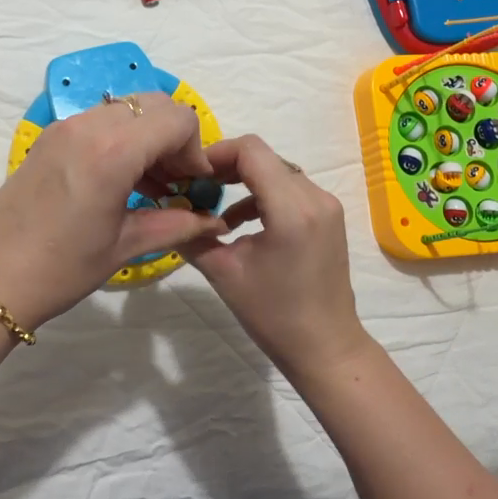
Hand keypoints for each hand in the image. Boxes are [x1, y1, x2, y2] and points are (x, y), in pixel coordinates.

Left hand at [0, 94, 227, 327]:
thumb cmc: (62, 269)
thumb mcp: (126, 247)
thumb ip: (176, 224)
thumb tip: (212, 220)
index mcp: (113, 151)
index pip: (178, 119)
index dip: (195, 149)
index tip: (192, 185)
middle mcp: (89, 125)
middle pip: (155, 104)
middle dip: (175, 137)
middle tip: (175, 181)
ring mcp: (65, 126)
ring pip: (127, 108)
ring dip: (148, 135)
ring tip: (151, 184)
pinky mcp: (50, 136)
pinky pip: (100, 119)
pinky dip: (122, 137)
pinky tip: (122, 179)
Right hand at [179, 136, 374, 377]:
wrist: (325, 347)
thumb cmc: (273, 315)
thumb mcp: (224, 273)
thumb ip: (193, 236)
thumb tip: (168, 211)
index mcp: (291, 209)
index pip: (251, 151)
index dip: (217, 153)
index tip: (192, 175)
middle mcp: (316, 198)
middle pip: (265, 158)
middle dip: (227, 167)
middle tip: (196, 187)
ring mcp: (327, 206)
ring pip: (278, 172)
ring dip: (245, 182)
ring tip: (213, 207)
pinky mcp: (329, 217)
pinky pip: (291, 190)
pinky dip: (264, 195)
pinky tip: (240, 221)